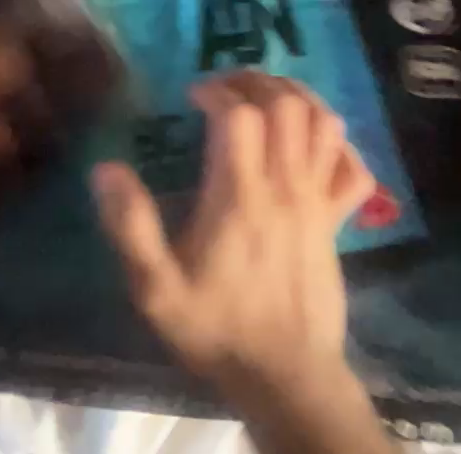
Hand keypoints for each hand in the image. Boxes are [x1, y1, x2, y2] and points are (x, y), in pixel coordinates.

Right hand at [91, 72, 376, 395]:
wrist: (285, 378)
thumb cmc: (216, 328)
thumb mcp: (157, 289)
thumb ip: (131, 229)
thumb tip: (106, 169)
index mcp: (239, 196)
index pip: (240, 115)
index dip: (216, 91)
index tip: (193, 97)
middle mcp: (285, 188)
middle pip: (287, 105)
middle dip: (255, 81)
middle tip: (227, 88)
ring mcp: (319, 203)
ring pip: (324, 124)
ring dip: (297, 98)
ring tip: (266, 99)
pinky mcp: (339, 222)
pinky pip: (354, 167)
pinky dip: (337, 145)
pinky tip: (311, 144)